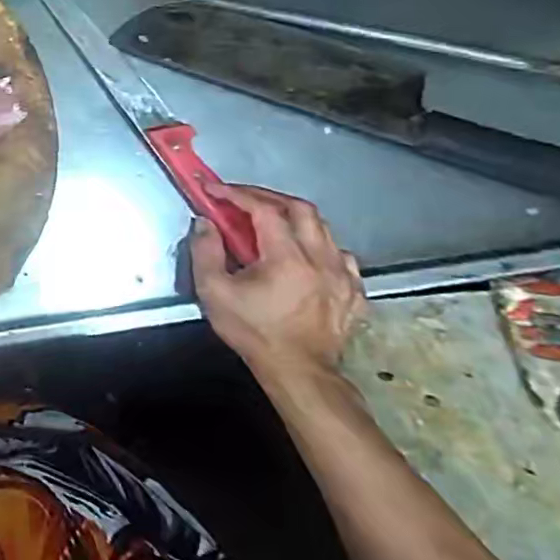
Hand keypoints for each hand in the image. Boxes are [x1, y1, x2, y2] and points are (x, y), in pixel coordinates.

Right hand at [190, 183, 365, 382]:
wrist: (297, 370)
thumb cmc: (251, 330)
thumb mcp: (213, 289)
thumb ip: (206, 250)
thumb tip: (205, 223)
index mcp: (287, 259)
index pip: (264, 210)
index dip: (235, 194)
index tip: (213, 189)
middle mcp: (321, 261)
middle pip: (301, 210)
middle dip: (266, 196)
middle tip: (239, 198)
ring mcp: (343, 277)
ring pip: (324, 229)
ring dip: (291, 217)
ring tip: (266, 222)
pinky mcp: (353, 292)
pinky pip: (340, 255)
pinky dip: (317, 244)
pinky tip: (302, 253)